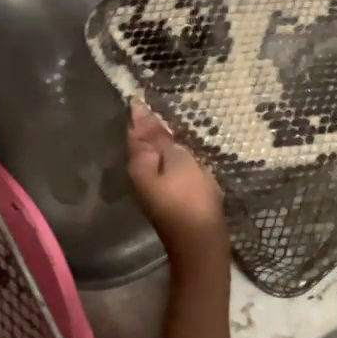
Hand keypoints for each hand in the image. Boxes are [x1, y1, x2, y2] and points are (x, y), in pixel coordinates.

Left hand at [126, 100, 228, 274]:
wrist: (201, 244)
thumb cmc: (190, 197)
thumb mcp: (177, 160)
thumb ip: (158, 137)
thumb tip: (137, 111)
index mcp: (138, 163)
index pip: (135, 129)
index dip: (143, 112)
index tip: (152, 93)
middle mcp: (138, 175)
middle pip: (143, 143)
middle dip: (153, 125)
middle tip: (167, 101)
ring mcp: (152, 189)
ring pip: (155, 156)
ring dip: (165, 140)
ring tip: (179, 121)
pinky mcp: (167, 197)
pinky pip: (166, 168)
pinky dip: (174, 156)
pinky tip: (186, 149)